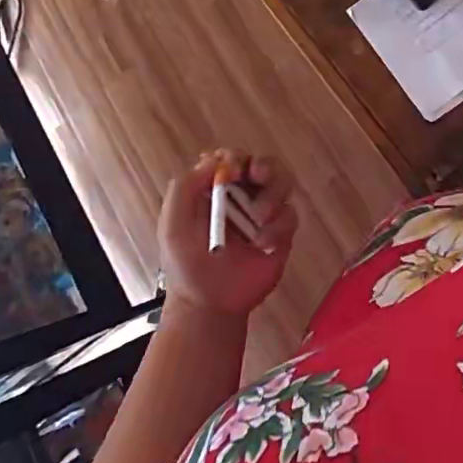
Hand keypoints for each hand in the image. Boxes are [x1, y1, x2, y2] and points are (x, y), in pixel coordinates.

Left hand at [158, 149, 297, 316]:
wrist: (209, 305)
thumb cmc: (187, 265)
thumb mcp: (172, 224)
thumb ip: (184, 188)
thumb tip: (212, 160)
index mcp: (215, 189)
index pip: (231, 159)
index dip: (235, 157)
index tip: (234, 168)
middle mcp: (242, 196)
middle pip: (263, 165)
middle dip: (264, 166)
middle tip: (258, 175)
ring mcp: (263, 214)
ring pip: (282, 184)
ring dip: (273, 194)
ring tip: (259, 217)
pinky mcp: (280, 234)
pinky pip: (290, 216)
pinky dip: (278, 227)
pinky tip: (263, 244)